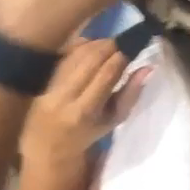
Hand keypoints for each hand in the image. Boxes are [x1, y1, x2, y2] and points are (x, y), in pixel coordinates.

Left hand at [22, 40, 144, 160]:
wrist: (47, 148)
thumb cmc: (87, 135)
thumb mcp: (113, 120)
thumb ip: (131, 93)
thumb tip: (147, 67)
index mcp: (83, 112)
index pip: (107, 73)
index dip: (123, 55)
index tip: (134, 47)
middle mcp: (63, 98)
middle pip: (91, 59)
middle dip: (111, 45)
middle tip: (124, 42)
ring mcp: (49, 89)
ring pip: (76, 54)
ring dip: (96, 44)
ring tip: (110, 45)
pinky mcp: (42, 82)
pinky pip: (64, 56)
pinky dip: (80, 47)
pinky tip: (92, 47)